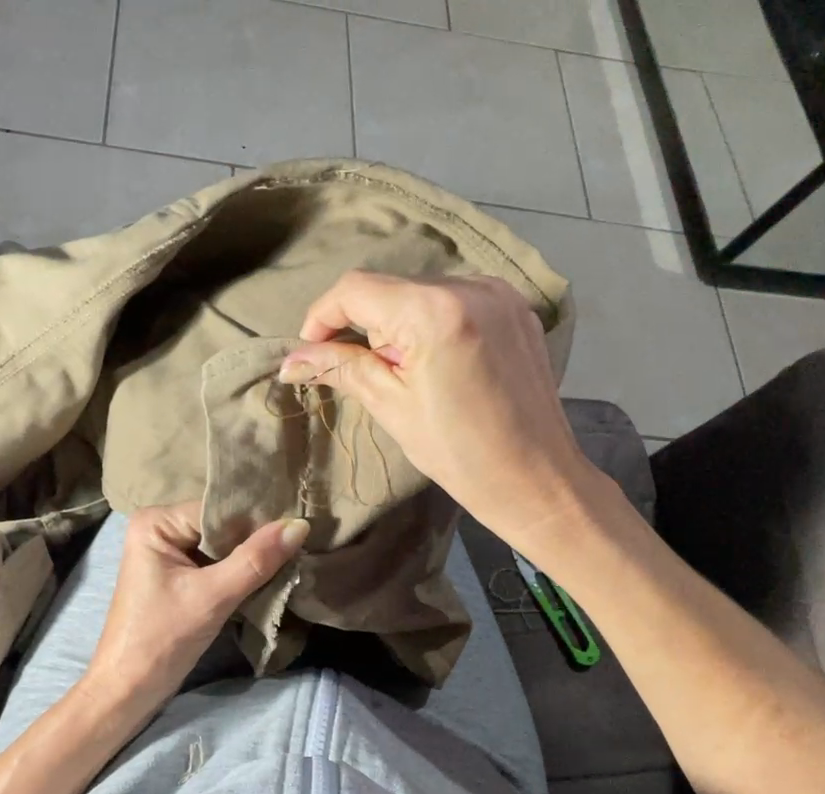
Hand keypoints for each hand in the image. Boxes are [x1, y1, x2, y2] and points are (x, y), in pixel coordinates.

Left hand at [83, 503, 307, 712]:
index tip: (299, 528)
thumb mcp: (213, 597)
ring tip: (293, 561)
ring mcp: (169, 555)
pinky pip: (218, 566)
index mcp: (156, 521)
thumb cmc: (160, 639)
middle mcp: (160, 528)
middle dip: (257, 541)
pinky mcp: (179, 579)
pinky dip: (241, 575)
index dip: (257, 520)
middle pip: (222, 526)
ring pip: (224, 548)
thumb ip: (256, 560)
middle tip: (302, 546)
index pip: (219, 509)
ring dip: (252, 560)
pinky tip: (270, 578)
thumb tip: (299, 524)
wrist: (128, 690)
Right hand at [278, 271, 605, 545]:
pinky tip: (443, 366)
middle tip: (373, 377)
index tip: (311, 351)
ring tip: (413, 375)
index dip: (323, 316)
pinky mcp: (516, 306)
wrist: (534, 476)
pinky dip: (434, 324)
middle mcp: (470, 286)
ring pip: (421, 293)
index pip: (356, 289)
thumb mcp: (390, 406)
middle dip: (367, 327)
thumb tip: (289, 361)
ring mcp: (500, 292)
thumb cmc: (457, 452)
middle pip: (389, 289)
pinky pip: (455, 300)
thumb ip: (340, 368)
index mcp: (434, 311)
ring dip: (400, 325)